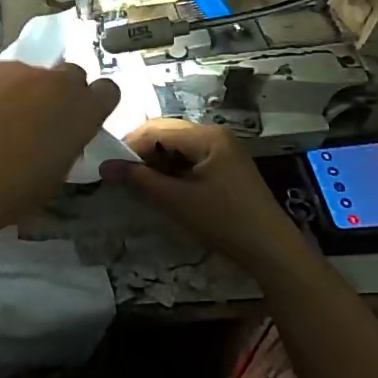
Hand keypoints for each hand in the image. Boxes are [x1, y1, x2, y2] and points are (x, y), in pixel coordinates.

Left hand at [0, 61, 118, 245]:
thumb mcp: (48, 183)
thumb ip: (66, 150)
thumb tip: (63, 137)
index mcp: (79, 114)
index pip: (109, 91)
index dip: (96, 107)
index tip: (80, 125)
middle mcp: (54, 83)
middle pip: (73, 76)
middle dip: (64, 96)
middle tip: (41, 126)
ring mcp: (17, 71)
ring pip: (36, 75)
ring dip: (30, 93)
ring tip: (1, 125)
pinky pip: (5, 76)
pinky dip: (0, 91)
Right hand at [100, 119, 314, 280]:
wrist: (272, 249)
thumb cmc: (224, 221)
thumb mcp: (177, 201)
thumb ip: (140, 180)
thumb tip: (105, 166)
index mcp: (206, 135)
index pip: (156, 129)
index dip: (130, 145)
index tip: (107, 165)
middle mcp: (216, 134)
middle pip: (168, 133)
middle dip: (142, 152)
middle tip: (119, 175)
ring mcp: (224, 149)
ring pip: (179, 146)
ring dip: (157, 161)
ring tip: (138, 182)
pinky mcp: (227, 166)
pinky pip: (192, 157)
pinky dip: (174, 168)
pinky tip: (164, 186)